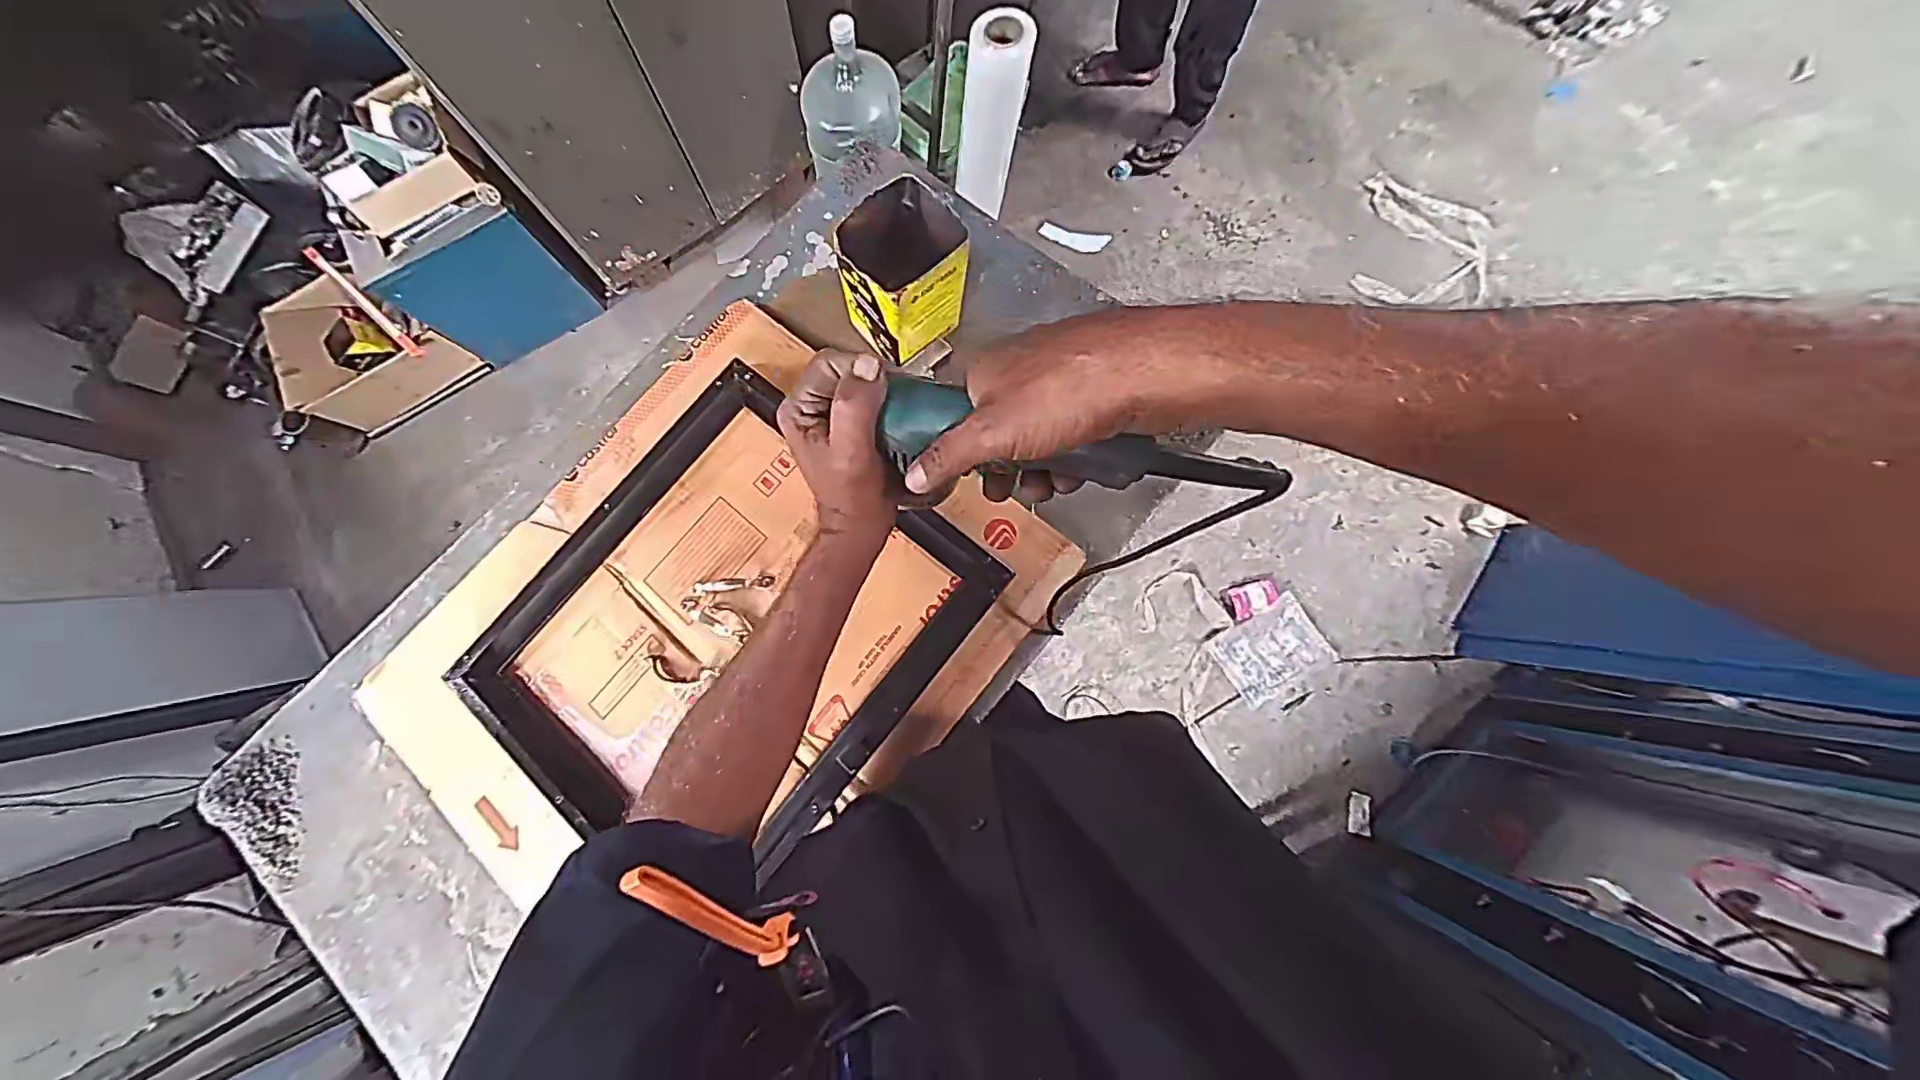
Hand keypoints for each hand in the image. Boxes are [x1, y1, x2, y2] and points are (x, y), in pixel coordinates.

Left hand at [778, 350, 897, 540]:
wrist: (862, 523)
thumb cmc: (851, 498)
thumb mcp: (851, 451)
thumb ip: (854, 407)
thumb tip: (868, 367)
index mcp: (798, 409)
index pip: (828, 362)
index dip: (860, 367)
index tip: (886, 383)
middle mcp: (812, 407)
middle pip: (846, 368)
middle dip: (875, 377)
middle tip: (898, 394)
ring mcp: (833, 415)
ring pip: (861, 381)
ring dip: (884, 389)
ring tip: (901, 404)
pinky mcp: (852, 423)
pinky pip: (872, 397)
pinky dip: (889, 401)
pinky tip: (899, 414)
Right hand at [903, 319, 1190, 500]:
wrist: (1145, 376)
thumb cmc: (1073, 386)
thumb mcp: (992, 433)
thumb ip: (948, 456)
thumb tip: (915, 474)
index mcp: (983, 373)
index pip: (950, 415)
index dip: (954, 450)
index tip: (960, 475)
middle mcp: (1018, 373)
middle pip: (996, 434)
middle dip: (1005, 469)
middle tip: (1009, 486)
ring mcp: (1056, 385)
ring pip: (1035, 440)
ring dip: (1041, 470)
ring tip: (1052, 481)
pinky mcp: (1088, 399)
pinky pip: (1068, 438)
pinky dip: (1072, 459)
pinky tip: (1081, 467)